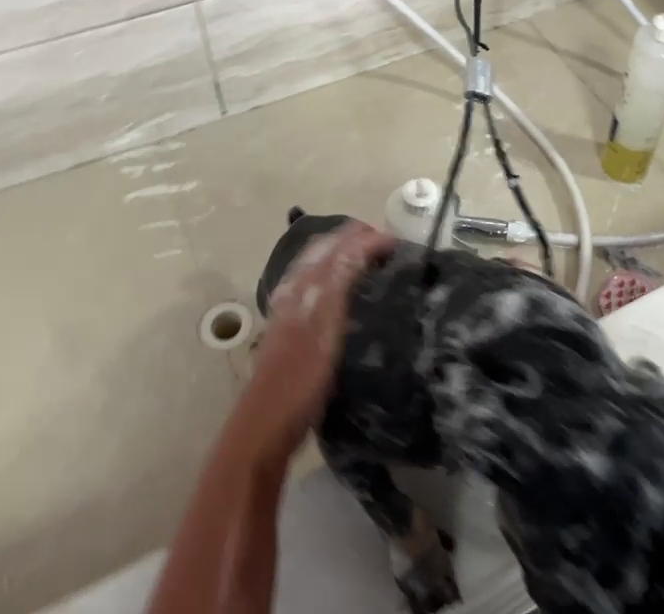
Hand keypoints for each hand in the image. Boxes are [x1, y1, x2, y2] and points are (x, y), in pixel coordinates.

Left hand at [237, 223, 395, 452]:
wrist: (265, 424)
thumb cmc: (300, 383)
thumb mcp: (326, 333)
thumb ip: (337, 287)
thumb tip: (357, 247)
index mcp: (304, 289)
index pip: (339, 249)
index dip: (368, 240)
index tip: (397, 243)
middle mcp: (294, 291)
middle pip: (324, 249)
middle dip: (354, 238)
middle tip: (386, 243)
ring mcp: (289, 307)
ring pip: (317, 263)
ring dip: (343, 252)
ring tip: (369, 255)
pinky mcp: (289, 325)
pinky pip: (314, 282)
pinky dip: (333, 271)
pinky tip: (343, 287)